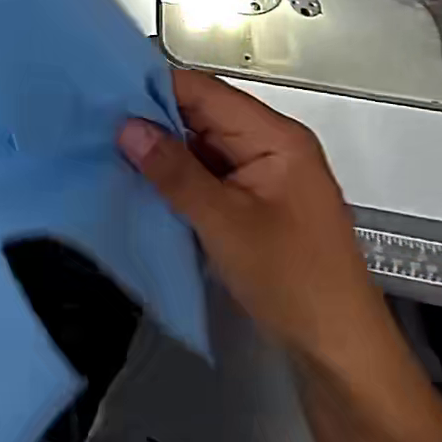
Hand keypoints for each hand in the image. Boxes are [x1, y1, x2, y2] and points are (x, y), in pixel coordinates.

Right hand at [117, 69, 387, 367]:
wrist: (339, 353)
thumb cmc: (295, 283)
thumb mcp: (225, 223)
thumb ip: (174, 171)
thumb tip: (129, 128)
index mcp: (276, 137)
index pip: (205, 91)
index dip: (156, 88)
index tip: (108, 94)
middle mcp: (270, 145)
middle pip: (202, 113)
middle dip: (153, 118)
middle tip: (102, 124)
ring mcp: (262, 172)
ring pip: (200, 143)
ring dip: (162, 147)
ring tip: (113, 147)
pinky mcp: (252, 198)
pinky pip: (206, 170)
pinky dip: (176, 173)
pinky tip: (143, 178)